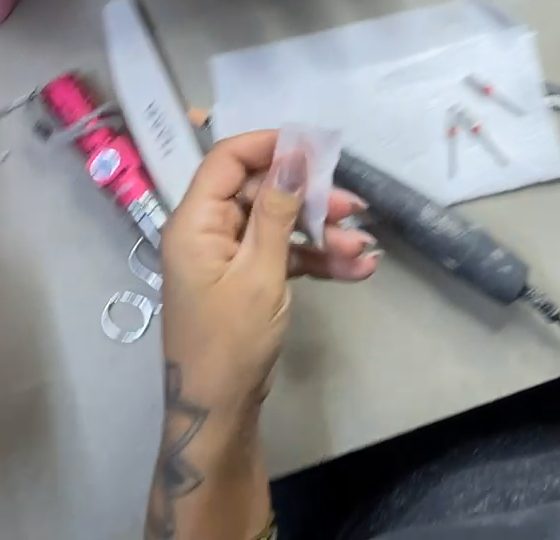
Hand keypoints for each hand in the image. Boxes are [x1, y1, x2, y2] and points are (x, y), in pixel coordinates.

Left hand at [158, 131, 380, 417]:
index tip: (315, 146)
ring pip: (279, 224)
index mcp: (196, 221)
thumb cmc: (230, 340)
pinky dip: (316, 258)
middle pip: (262, 192)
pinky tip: (355, 268)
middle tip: (354, 207)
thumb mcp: (260, 272)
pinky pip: (283, 253)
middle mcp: (209, 230)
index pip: (228, 159)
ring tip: (363, 248)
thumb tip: (294, 155)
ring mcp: (229, 254)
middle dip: (311, 200)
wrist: (220, 414)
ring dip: (322, 234)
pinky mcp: (247, 276)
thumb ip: (277, 210)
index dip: (270, 145)